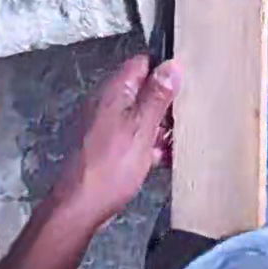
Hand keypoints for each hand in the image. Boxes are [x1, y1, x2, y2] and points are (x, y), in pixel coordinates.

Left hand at [46, 55, 180, 232]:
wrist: (80, 205)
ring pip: (140, 114)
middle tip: (184, 119)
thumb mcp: (142, 127)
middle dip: (165, 103)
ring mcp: (105, 123)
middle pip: (143, 89)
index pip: (143, 63)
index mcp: (115, 89)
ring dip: (159, 126)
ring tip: (176, 143)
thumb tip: (172, 64)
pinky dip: (147, 143)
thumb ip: (158, 95)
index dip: (165, 70)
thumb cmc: (112, 164)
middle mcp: (107, 100)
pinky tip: (161, 159)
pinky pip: (132, 134)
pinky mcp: (106, 145)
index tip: (187, 83)